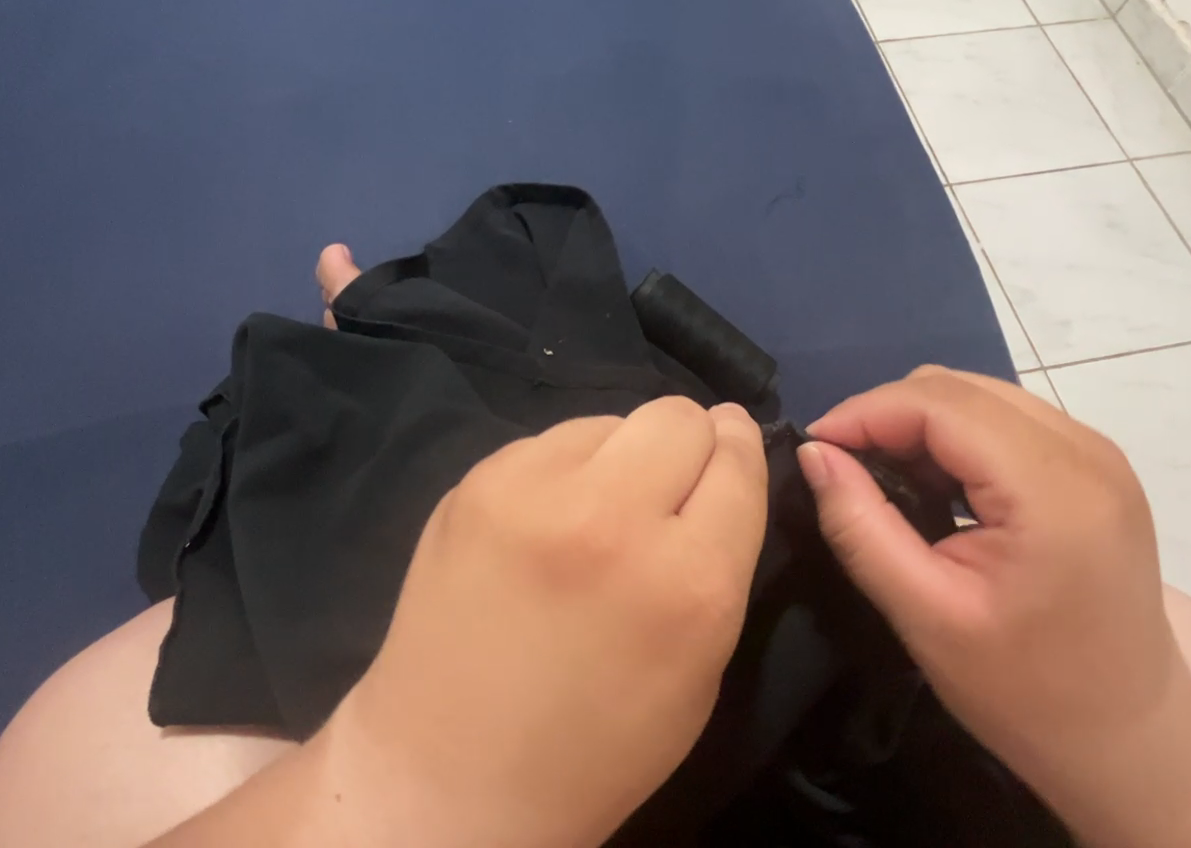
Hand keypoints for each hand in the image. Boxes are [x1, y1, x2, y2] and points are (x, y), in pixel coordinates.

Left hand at [314, 398, 768, 847]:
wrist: (451, 774)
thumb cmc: (598, 740)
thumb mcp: (702, 662)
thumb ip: (721, 554)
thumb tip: (726, 457)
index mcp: (688, 578)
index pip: (738, 458)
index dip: (739, 452)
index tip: (729, 452)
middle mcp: (612, 516)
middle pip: (679, 415)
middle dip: (687, 444)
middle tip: (663, 490)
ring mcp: (533, 491)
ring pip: (612, 418)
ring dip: (621, 456)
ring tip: (593, 513)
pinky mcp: (477, 480)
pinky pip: (550, 442)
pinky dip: (563, 469)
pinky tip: (541, 522)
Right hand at [796, 367, 1190, 802]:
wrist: (1129, 736)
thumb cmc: (1024, 690)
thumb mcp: (925, 614)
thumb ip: (861, 526)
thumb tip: (815, 453)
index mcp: (1052, 490)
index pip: (939, 404)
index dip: (865, 413)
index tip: (815, 448)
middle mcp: (1084, 451)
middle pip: (957, 388)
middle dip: (886, 414)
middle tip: (843, 466)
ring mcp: (1096, 452)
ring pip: (977, 394)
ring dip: (917, 421)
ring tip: (884, 476)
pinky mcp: (1093, 464)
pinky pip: (1002, 416)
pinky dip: (952, 433)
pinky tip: (933, 481)